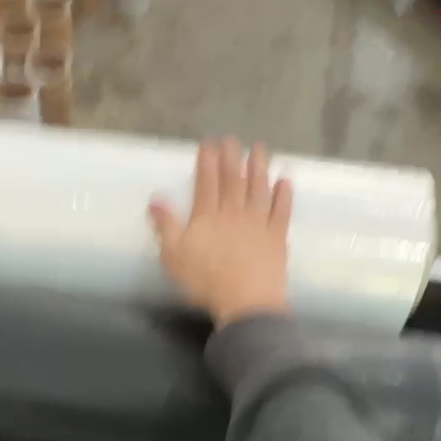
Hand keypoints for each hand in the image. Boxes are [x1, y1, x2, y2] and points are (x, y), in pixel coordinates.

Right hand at [149, 138, 293, 324]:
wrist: (246, 301)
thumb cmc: (205, 282)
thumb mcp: (174, 256)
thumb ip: (166, 226)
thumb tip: (155, 198)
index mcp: (207, 216)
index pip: (206, 182)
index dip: (207, 161)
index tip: (209, 143)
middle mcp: (234, 212)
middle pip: (233, 179)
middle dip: (232, 157)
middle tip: (233, 139)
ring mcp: (259, 222)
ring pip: (259, 188)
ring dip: (260, 167)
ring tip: (260, 149)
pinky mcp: (278, 236)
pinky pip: (282, 210)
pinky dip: (284, 194)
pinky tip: (285, 181)